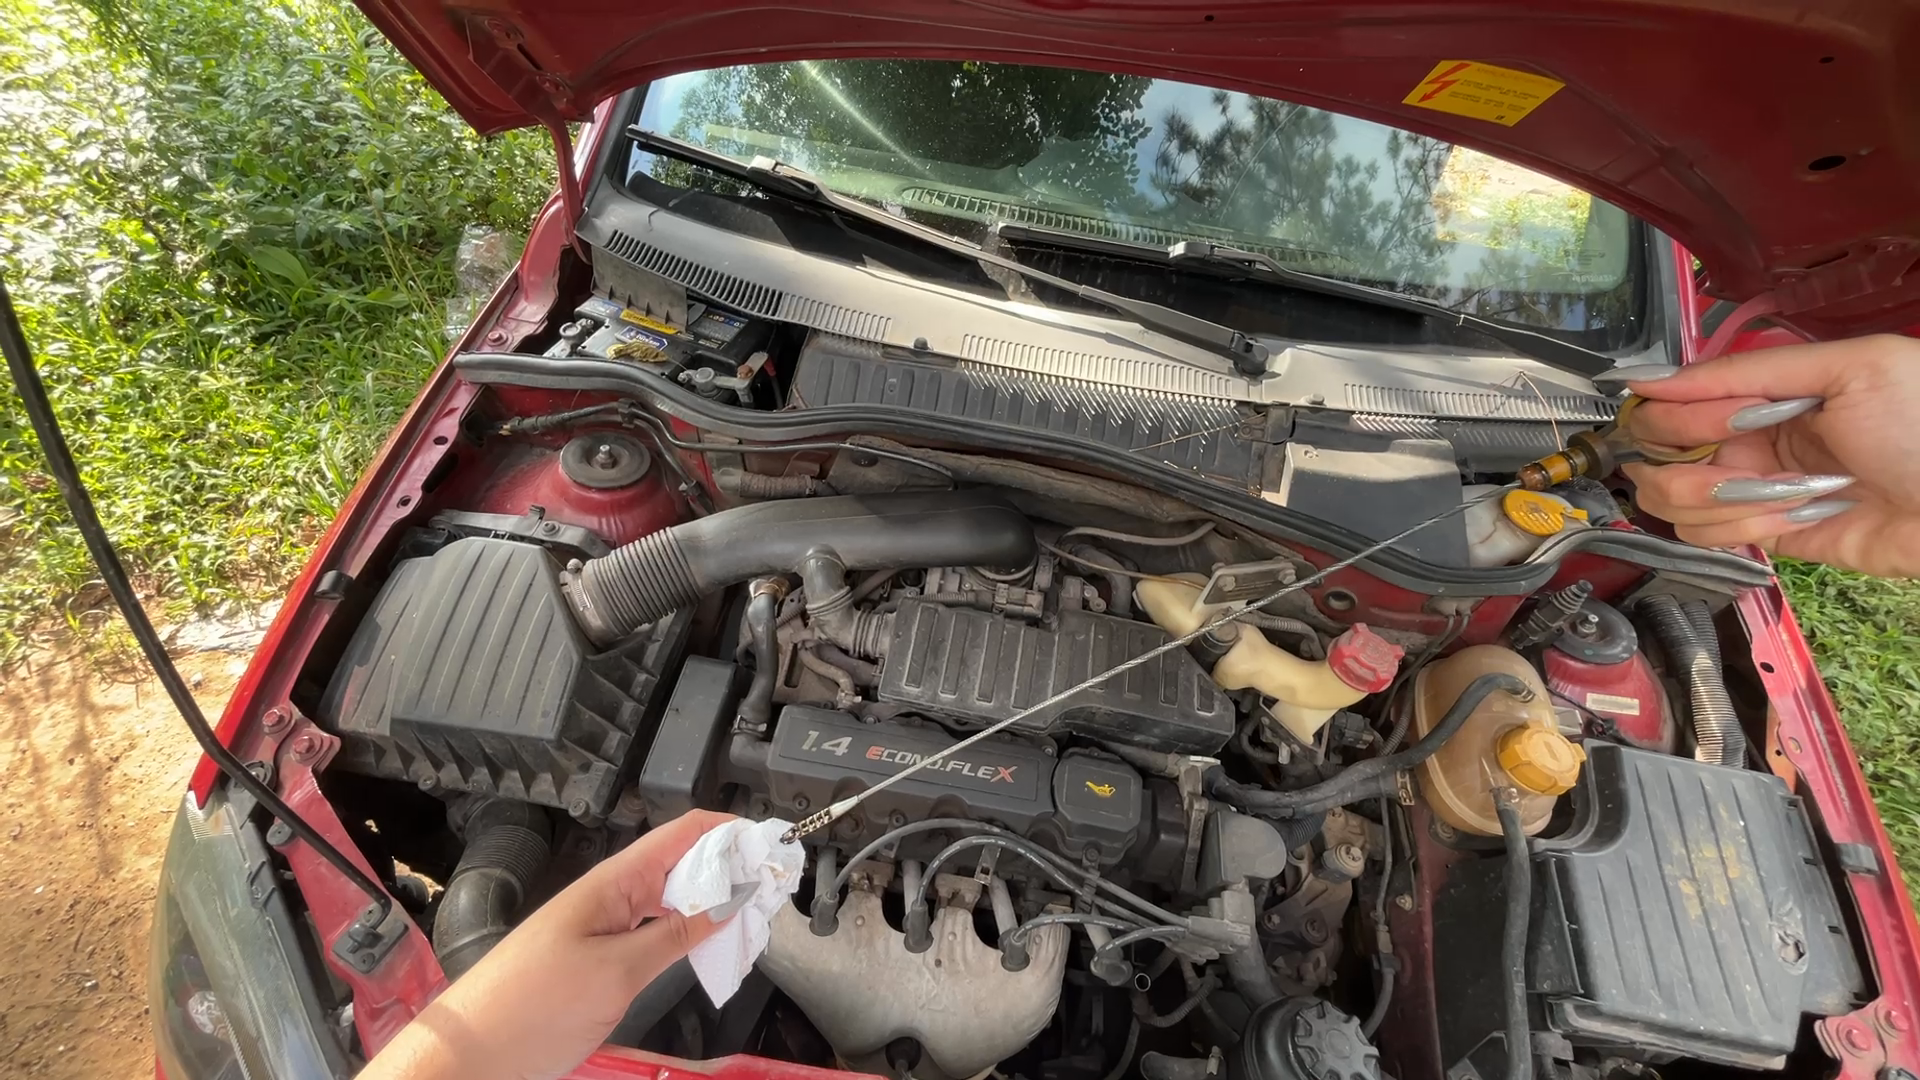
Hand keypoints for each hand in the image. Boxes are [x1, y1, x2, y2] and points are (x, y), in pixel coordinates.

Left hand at [361, 810, 735, 1079]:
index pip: (686, 831)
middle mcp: (617, 891)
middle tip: (771, 889)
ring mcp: (608, 924)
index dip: (731, 828)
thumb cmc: (534, 1009)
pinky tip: (711, 946)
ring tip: (752, 916)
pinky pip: (657, 928)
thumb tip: (731, 899)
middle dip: (730, 866)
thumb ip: (678, 934)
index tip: (772, 845)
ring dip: (712, 901)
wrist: (458, 1068)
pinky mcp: (602, 955)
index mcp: (619, 879)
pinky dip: (688, 931)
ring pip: (674, 897)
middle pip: (685, 861)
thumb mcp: (616, 973)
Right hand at [1615, 333, 1919, 576]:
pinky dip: (1746, 529)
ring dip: (1726, 504)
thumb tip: (1645, 382)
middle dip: (1692, 473)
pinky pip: (1697, 535)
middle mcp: (1726, 442)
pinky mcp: (1746, 529)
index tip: (1741, 422)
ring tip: (1794, 495)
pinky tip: (1801, 517)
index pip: (1654, 410)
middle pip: (1644, 460)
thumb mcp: (1856, 368)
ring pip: (1662, 502)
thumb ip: (1745, 367)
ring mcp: (1732, 488)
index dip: (1678, 420)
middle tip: (1755, 471)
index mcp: (1743, 399)